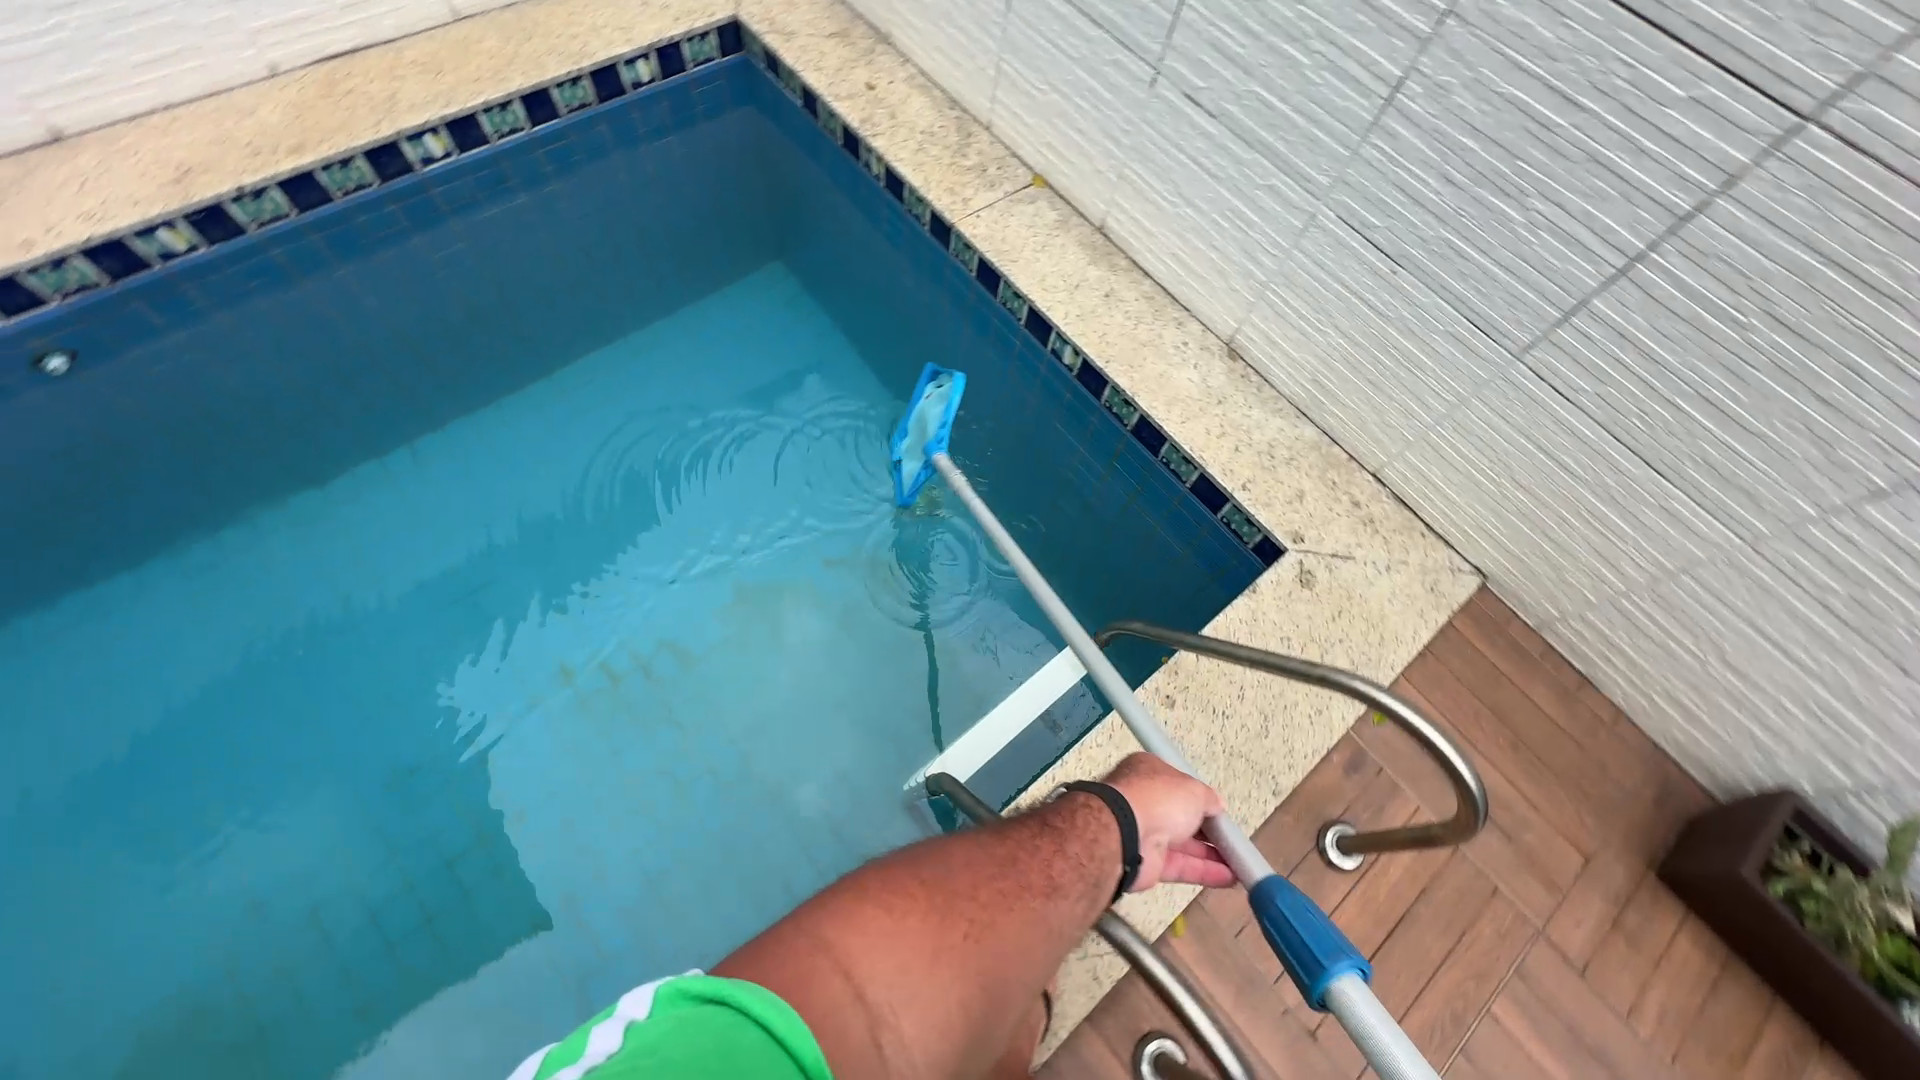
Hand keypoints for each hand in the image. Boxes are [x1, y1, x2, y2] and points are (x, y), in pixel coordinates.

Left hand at [1100, 753, 1234, 890]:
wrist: (1126, 833)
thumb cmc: (1157, 798)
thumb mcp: (1194, 789)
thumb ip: (1208, 798)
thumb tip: (1216, 805)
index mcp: (1148, 773)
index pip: (1176, 784)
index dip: (1199, 797)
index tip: (1218, 810)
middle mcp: (1144, 801)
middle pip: (1181, 817)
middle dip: (1208, 830)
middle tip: (1233, 840)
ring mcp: (1144, 832)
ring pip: (1183, 845)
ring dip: (1211, 855)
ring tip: (1239, 863)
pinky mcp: (1148, 862)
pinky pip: (1181, 867)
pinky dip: (1204, 872)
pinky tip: (1229, 877)